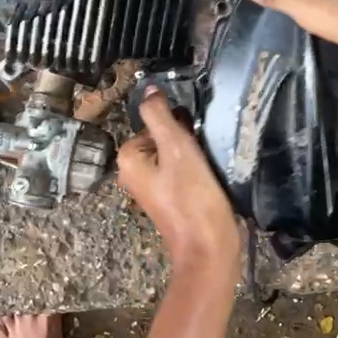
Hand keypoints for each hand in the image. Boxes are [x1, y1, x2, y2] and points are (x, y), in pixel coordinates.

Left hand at [116, 92, 242, 272]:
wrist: (209, 249)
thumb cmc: (191, 198)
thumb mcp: (176, 147)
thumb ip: (159, 115)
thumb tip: (149, 89)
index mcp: (128, 159)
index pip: (153, 123)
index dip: (176, 127)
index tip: (191, 140)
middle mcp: (133, 173)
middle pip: (163, 137)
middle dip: (184, 141)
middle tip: (199, 157)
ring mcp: (151, 188)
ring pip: (174, 154)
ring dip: (192, 155)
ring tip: (205, 170)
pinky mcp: (170, 199)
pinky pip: (181, 172)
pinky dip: (194, 171)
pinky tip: (207, 181)